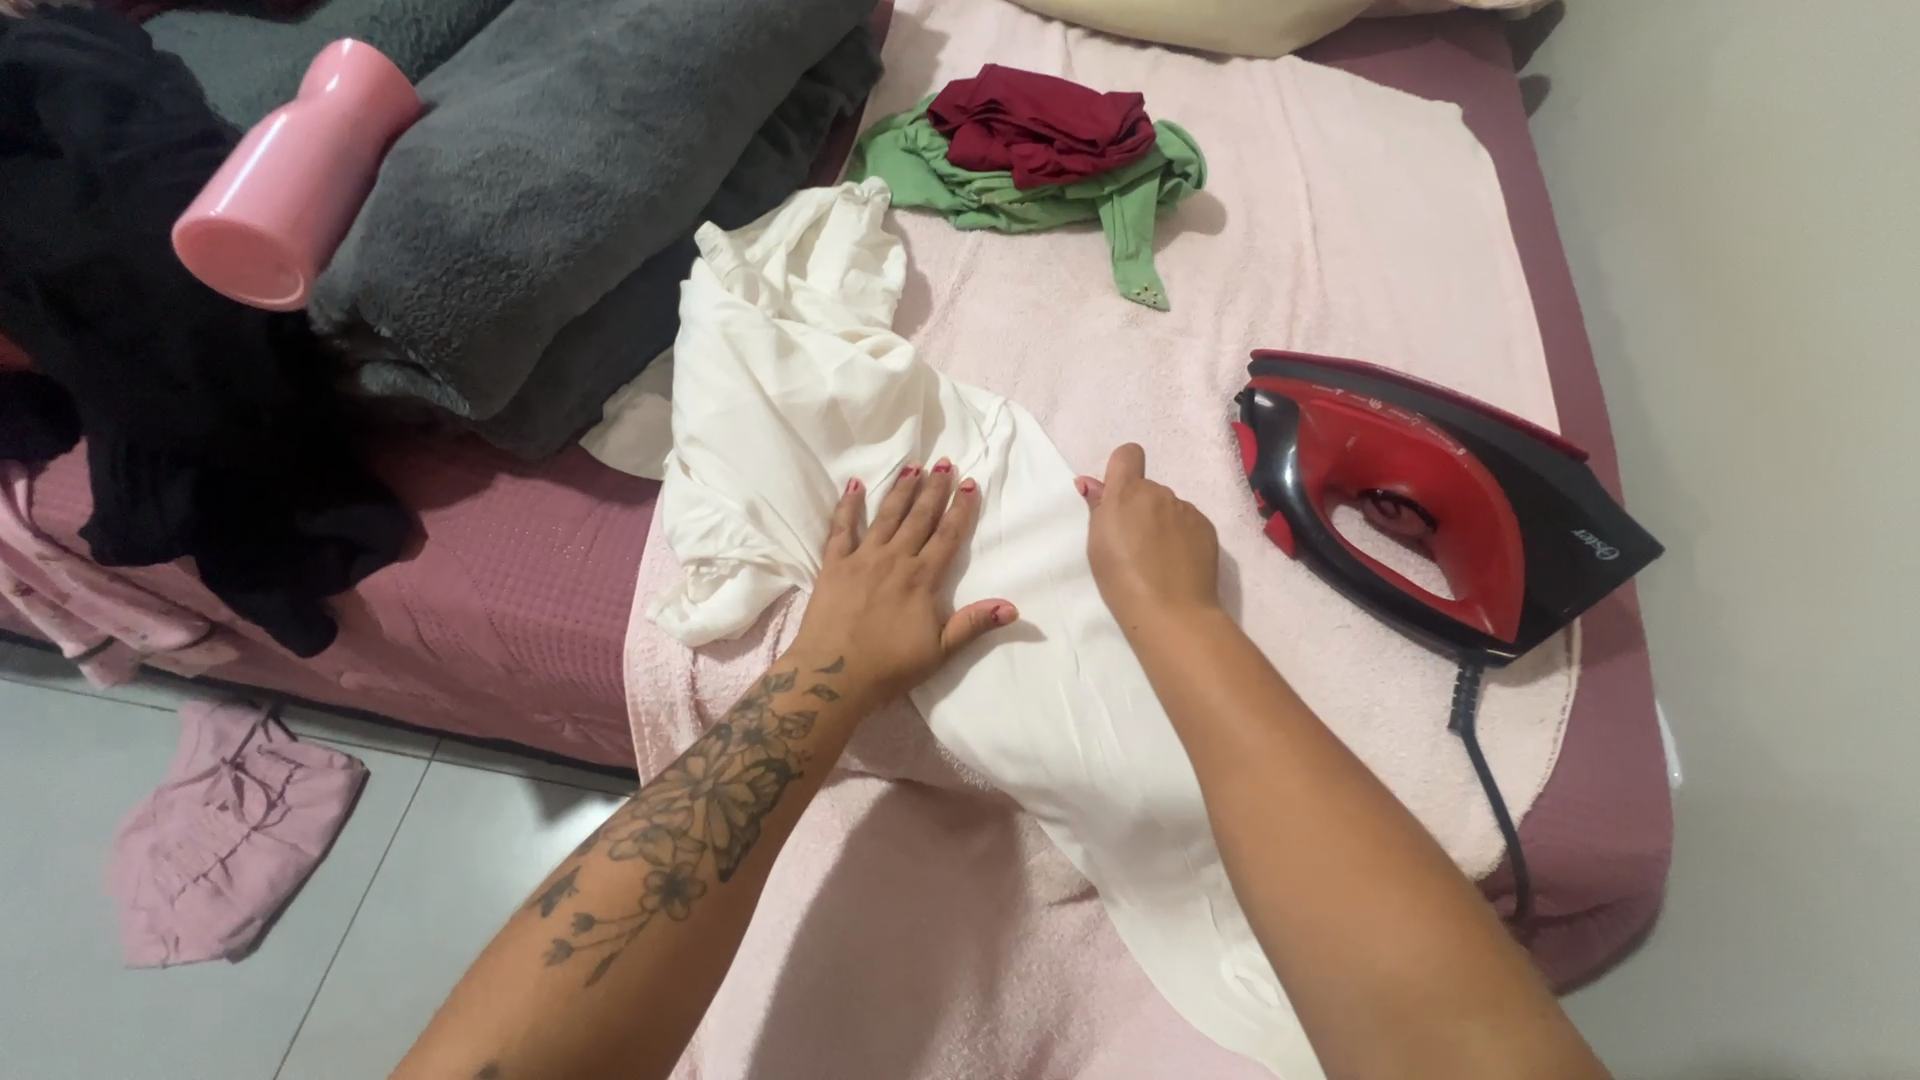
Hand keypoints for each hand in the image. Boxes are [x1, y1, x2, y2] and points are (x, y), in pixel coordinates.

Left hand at [789, 459, 1016, 704]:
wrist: (833, 676)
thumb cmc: (890, 668)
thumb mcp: (940, 651)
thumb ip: (974, 624)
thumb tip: (1013, 608)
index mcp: (923, 579)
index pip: (948, 536)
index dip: (960, 509)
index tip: (969, 483)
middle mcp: (895, 560)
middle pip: (919, 517)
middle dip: (934, 489)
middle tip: (944, 462)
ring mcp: (862, 559)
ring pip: (886, 516)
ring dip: (901, 490)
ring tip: (913, 467)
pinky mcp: (833, 565)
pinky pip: (841, 529)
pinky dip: (848, 506)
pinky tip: (854, 486)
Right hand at [1077, 443, 1221, 630]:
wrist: (1171, 611)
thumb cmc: (1121, 579)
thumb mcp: (1096, 544)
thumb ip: (1097, 507)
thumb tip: (1092, 483)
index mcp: (1127, 493)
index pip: (1128, 455)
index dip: (1122, 470)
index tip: (1118, 498)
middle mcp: (1160, 493)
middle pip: (1147, 489)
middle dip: (1140, 508)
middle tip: (1133, 544)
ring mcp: (1187, 510)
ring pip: (1169, 508)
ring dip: (1162, 523)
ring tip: (1157, 559)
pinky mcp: (1207, 528)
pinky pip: (1189, 524)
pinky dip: (1181, 537)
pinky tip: (1177, 564)